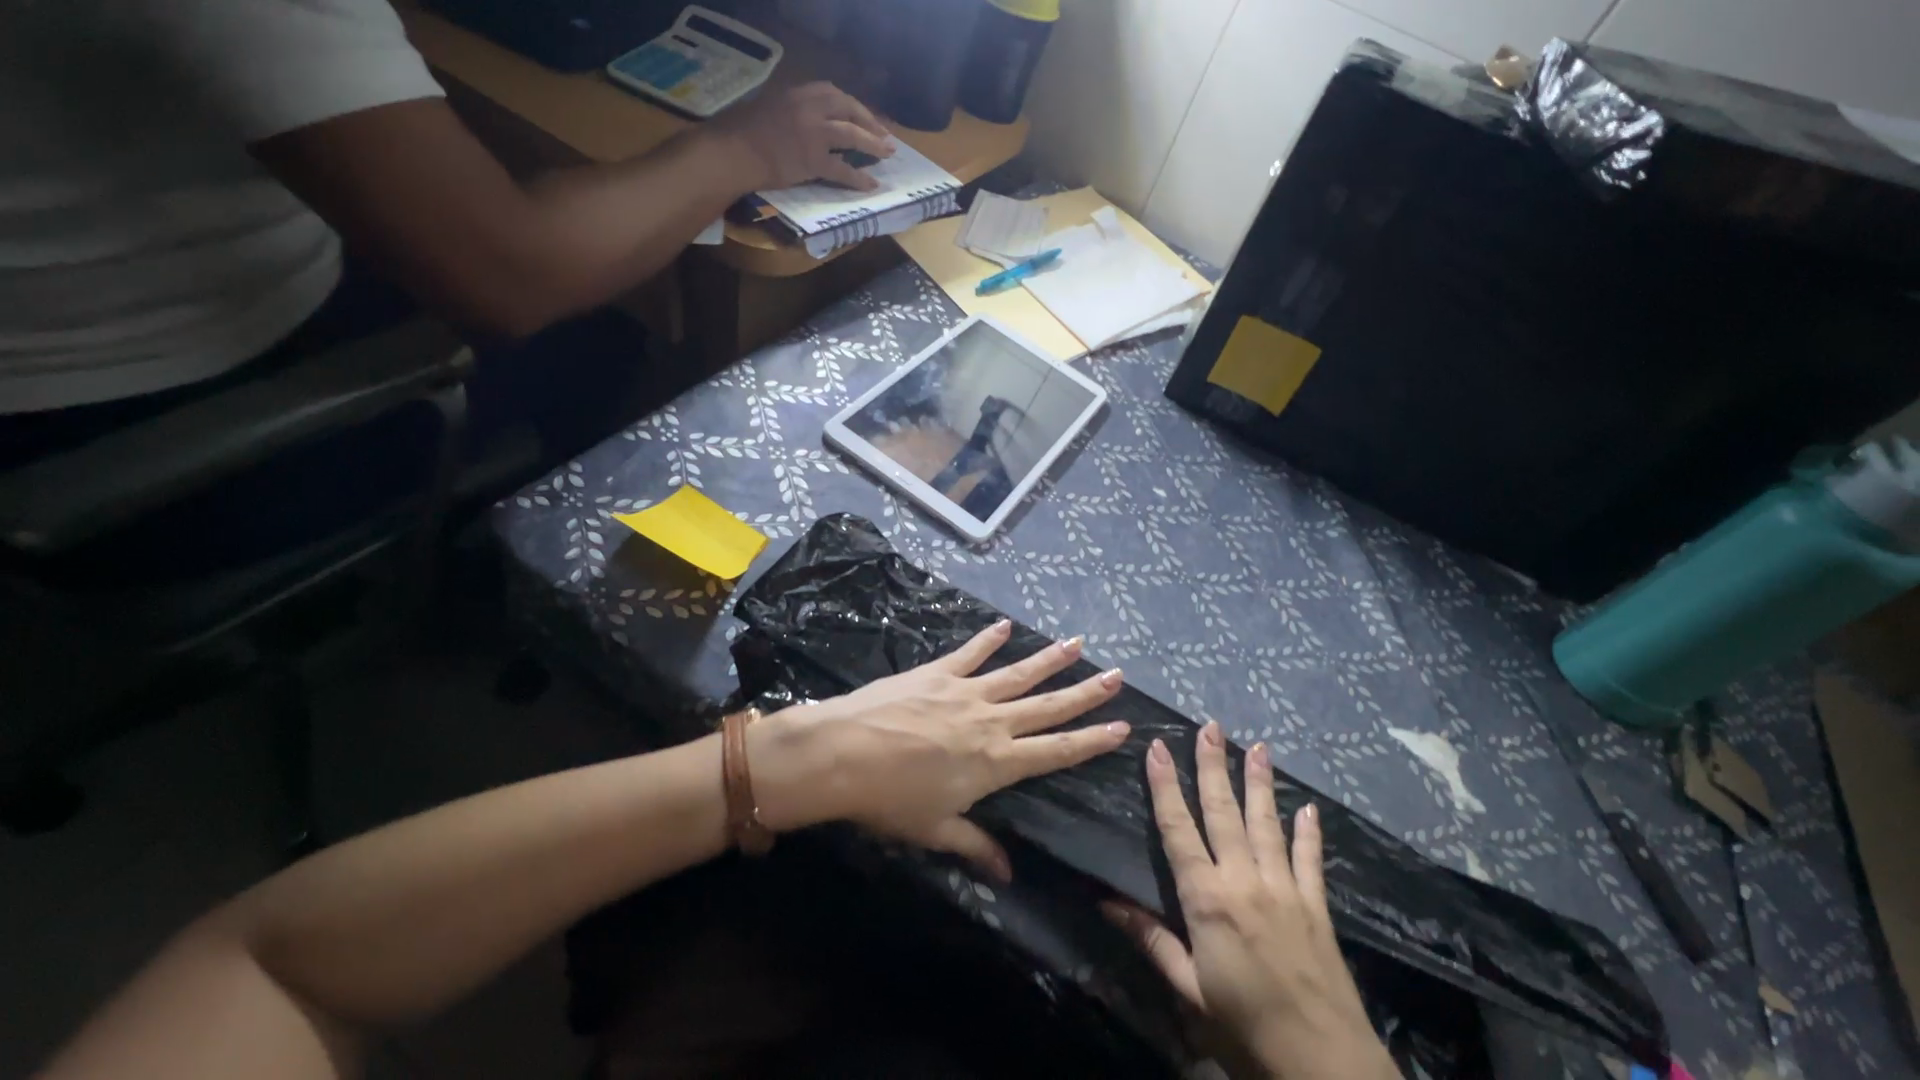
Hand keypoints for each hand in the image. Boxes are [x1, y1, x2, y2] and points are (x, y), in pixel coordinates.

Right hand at [708, 81, 893, 190]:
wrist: (732, 151)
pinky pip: (843, 169)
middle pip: (849, 109)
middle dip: (870, 122)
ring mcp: (813, 133)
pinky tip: (871, 184)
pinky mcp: (813, 160)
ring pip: (852, 135)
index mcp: (798, 93)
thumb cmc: (740, 131)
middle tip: (884, 135)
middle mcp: (809, 107)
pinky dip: (859, 178)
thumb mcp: (769, 107)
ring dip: (873, 144)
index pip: (834, 93)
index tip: (863, 114)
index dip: (853, 106)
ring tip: (887, 153)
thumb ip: (790, 109)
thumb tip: (803, 120)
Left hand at [752, 619, 1127, 880]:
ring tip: (1076, 643)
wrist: (842, 753)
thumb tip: (1009, 876)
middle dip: (1084, 692)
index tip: (1122, 726)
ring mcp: (964, 692)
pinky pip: (970, 653)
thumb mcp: (935, 831)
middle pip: (1046, 706)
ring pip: (1017, 673)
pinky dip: (988, 638)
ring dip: (1049, 659)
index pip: (1055, 751)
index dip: (1091, 741)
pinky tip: (1005, 625)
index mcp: (996, 763)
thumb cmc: (889, 800)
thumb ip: (975, 847)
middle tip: (1116, 675)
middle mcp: (990, 722)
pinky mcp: (936, 672)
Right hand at [1103, 723, 1397, 1079]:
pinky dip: (1307, 831)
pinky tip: (1307, 807)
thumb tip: (1107, 902)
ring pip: (1267, 823)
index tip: (1156, 748)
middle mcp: (1245, 881)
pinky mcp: (1316, 906)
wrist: (1322, 1060)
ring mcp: (1285, 889)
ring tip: (1257, 747)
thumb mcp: (1188, 990)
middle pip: (1224, 812)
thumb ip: (1152, 941)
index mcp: (1207, 899)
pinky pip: (1309, 858)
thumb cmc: (1243, 1027)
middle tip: (1211, 727)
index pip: (1178, 830)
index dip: (1164, 787)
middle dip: (1213, 767)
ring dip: (1259, 783)